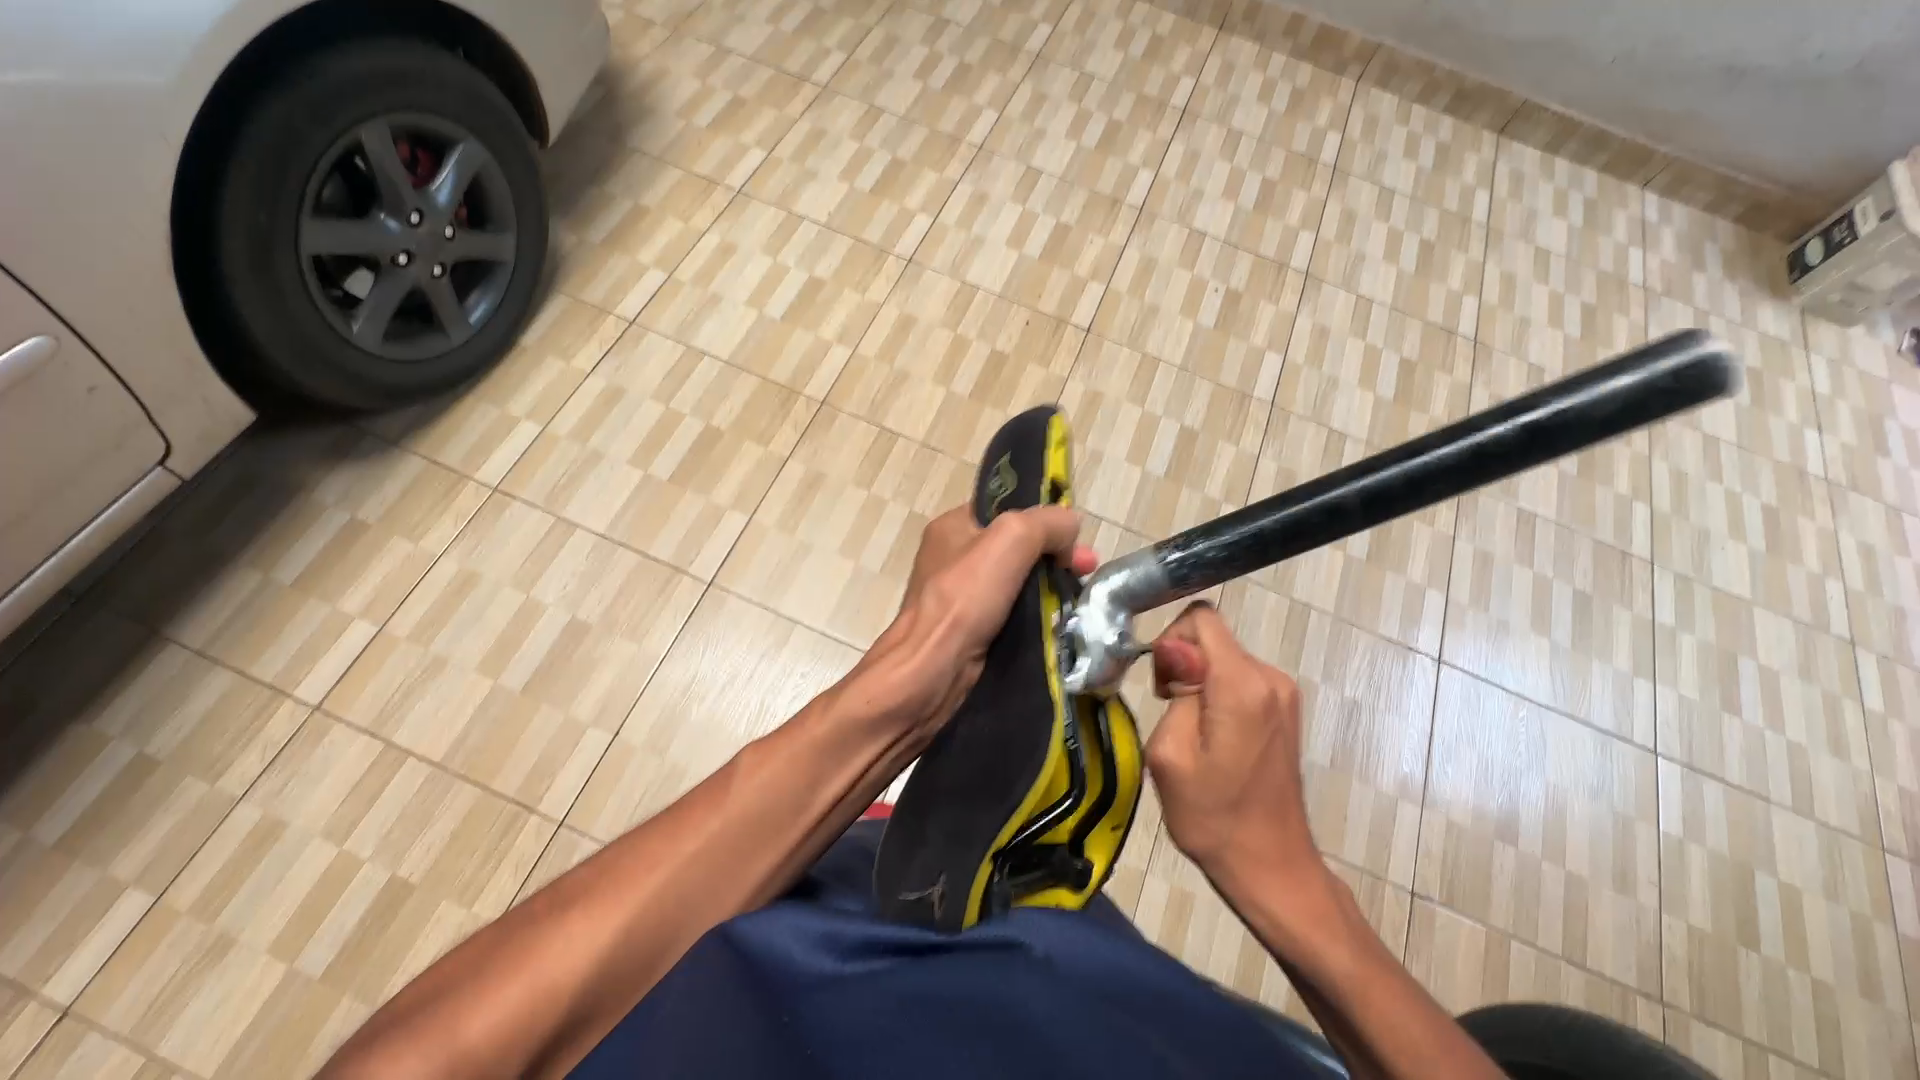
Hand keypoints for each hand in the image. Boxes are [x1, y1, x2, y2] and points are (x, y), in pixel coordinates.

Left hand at [851, 504, 1095, 740]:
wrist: (930, 672)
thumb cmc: (964, 599)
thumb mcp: (1010, 540)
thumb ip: (1046, 523)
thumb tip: (1071, 526)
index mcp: (954, 526)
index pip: (1007, 508)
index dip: (1044, 519)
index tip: (1074, 539)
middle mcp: (954, 558)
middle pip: (1018, 547)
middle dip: (1056, 556)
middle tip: (1086, 570)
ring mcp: (962, 598)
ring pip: (1019, 583)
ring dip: (1051, 589)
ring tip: (1079, 599)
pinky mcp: (972, 632)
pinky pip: (1014, 615)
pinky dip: (1038, 618)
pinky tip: (1060, 624)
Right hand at [1145, 602, 1317, 891]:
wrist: (1269, 864)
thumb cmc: (1212, 817)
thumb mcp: (1169, 755)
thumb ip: (1175, 690)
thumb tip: (1176, 652)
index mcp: (1243, 685)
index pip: (1201, 618)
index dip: (1169, 642)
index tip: (1161, 687)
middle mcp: (1271, 678)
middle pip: (1213, 638)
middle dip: (1183, 666)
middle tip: (1171, 717)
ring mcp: (1284, 694)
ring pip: (1224, 660)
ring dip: (1199, 683)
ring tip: (1192, 736)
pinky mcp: (1285, 710)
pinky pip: (1240, 680)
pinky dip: (1218, 696)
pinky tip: (1214, 739)